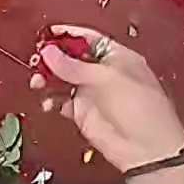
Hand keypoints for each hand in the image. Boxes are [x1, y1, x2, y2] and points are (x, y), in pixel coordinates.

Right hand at [32, 25, 183, 174]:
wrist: (146, 149)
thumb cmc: (139, 107)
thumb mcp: (107, 79)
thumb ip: (74, 66)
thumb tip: (48, 52)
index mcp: (116, 57)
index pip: (88, 38)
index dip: (68, 35)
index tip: (48, 34)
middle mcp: (102, 72)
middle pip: (71, 58)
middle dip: (52, 58)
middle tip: (36, 61)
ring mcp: (92, 92)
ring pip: (62, 79)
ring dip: (48, 79)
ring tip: (38, 82)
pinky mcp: (83, 112)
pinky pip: (61, 101)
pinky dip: (52, 100)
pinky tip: (49, 103)